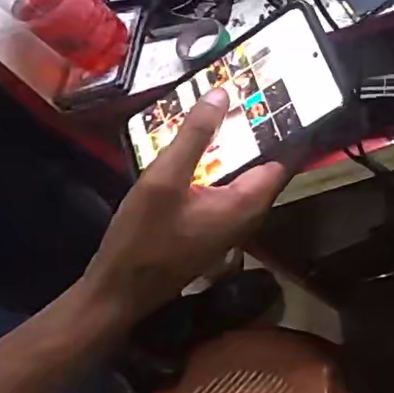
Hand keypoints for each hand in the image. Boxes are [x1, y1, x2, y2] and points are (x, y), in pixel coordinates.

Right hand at [76, 88, 292, 328]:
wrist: (110, 299)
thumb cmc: (141, 240)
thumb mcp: (164, 179)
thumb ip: (195, 136)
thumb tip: (222, 93)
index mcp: (247, 203)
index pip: (283, 156)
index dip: (280, 127)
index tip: (275, 95)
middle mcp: (247, 215)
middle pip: (263, 163)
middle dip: (257, 132)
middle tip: (247, 95)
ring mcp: (229, 225)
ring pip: (243, 176)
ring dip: (236, 149)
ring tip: (225, 112)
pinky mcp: (211, 229)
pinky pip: (227, 188)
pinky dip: (220, 167)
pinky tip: (202, 150)